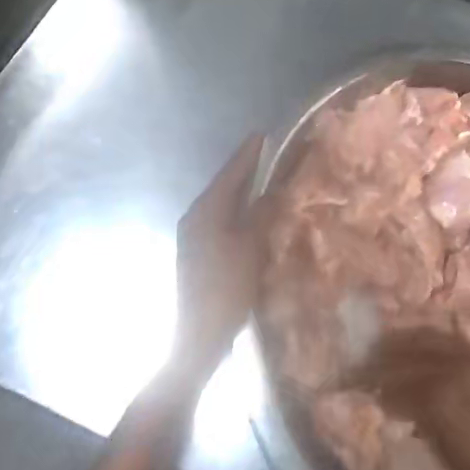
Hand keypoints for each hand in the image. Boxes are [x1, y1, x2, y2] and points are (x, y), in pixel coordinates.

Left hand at [169, 134, 265, 383]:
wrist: (197, 336)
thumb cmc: (226, 289)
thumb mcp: (251, 247)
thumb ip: (262, 213)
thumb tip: (275, 188)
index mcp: (206, 211)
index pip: (231, 173)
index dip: (249, 153)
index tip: (263, 133)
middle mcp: (195, 216)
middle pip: (225, 185)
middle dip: (246, 168)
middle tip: (268, 150)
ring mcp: (194, 235)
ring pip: (223, 202)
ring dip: (243, 188)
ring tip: (265, 174)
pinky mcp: (198, 251)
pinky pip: (221, 217)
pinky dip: (238, 207)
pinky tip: (252, 210)